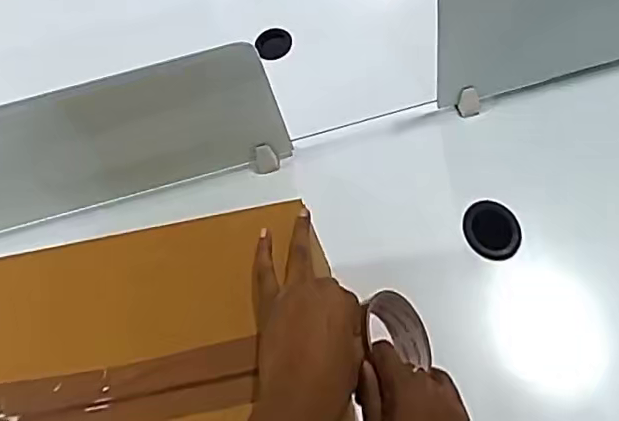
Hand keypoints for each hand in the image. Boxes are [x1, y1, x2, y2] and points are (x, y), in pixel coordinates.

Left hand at [252, 212, 365, 420]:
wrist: (296, 402)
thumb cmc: (328, 386)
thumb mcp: (355, 361)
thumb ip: (352, 338)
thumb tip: (349, 336)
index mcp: (342, 301)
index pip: (348, 303)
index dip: (346, 322)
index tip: (344, 336)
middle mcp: (317, 290)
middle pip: (326, 280)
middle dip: (329, 292)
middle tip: (331, 294)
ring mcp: (292, 293)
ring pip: (297, 256)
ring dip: (299, 234)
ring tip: (300, 216)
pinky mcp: (270, 304)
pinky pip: (265, 272)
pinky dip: (263, 252)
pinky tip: (264, 237)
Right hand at [357, 340, 468, 420]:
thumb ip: (370, 395)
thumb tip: (365, 371)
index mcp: (403, 380)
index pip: (383, 349)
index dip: (372, 360)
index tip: (366, 373)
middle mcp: (430, 381)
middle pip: (405, 366)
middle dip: (393, 381)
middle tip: (384, 405)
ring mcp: (449, 396)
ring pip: (426, 379)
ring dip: (416, 391)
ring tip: (406, 416)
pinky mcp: (463, 412)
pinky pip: (445, 395)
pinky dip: (435, 402)